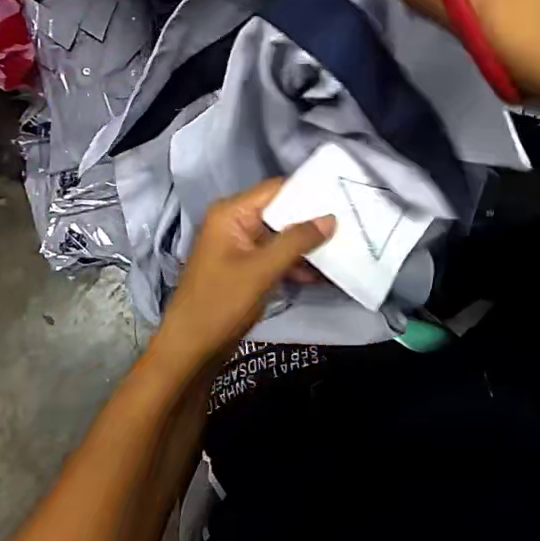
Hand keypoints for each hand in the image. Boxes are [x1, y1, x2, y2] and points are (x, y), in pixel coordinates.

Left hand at [154, 180, 333, 366]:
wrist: (189, 350)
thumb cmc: (220, 304)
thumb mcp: (262, 270)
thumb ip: (296, 241)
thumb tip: (330, 219)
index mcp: (231, 213)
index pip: (276, 190)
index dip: (308, 192)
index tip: (342, 196)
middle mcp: (234, 223)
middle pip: (280, 212)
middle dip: (311, 221)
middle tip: (350, 224)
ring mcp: (239, 246)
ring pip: (281, 236)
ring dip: (307, 246)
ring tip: (344, 249)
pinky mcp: (245, 268)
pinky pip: (275, 256)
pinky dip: (295, 264)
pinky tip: (323, 275)